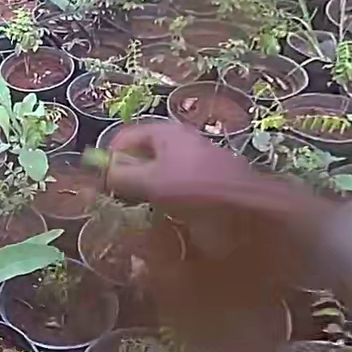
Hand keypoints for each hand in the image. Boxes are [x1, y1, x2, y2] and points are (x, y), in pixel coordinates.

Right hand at [103, 121, 299, 214]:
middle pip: (138, 157)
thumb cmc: (197, 189)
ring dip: (142, 194)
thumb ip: (122, 177)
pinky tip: (162, 218)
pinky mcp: (204, 186)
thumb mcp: (152, 182)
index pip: (122, 138)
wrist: (252, 212)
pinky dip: (162, 203)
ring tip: (138, 214)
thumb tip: (99, 174)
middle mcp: (178, 143)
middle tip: (118, 203)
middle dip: (125, 178)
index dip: (108, 160)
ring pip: (154, 176)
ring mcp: (193, 164)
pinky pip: (172, 190)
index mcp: (164, 133)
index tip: (101, 187)